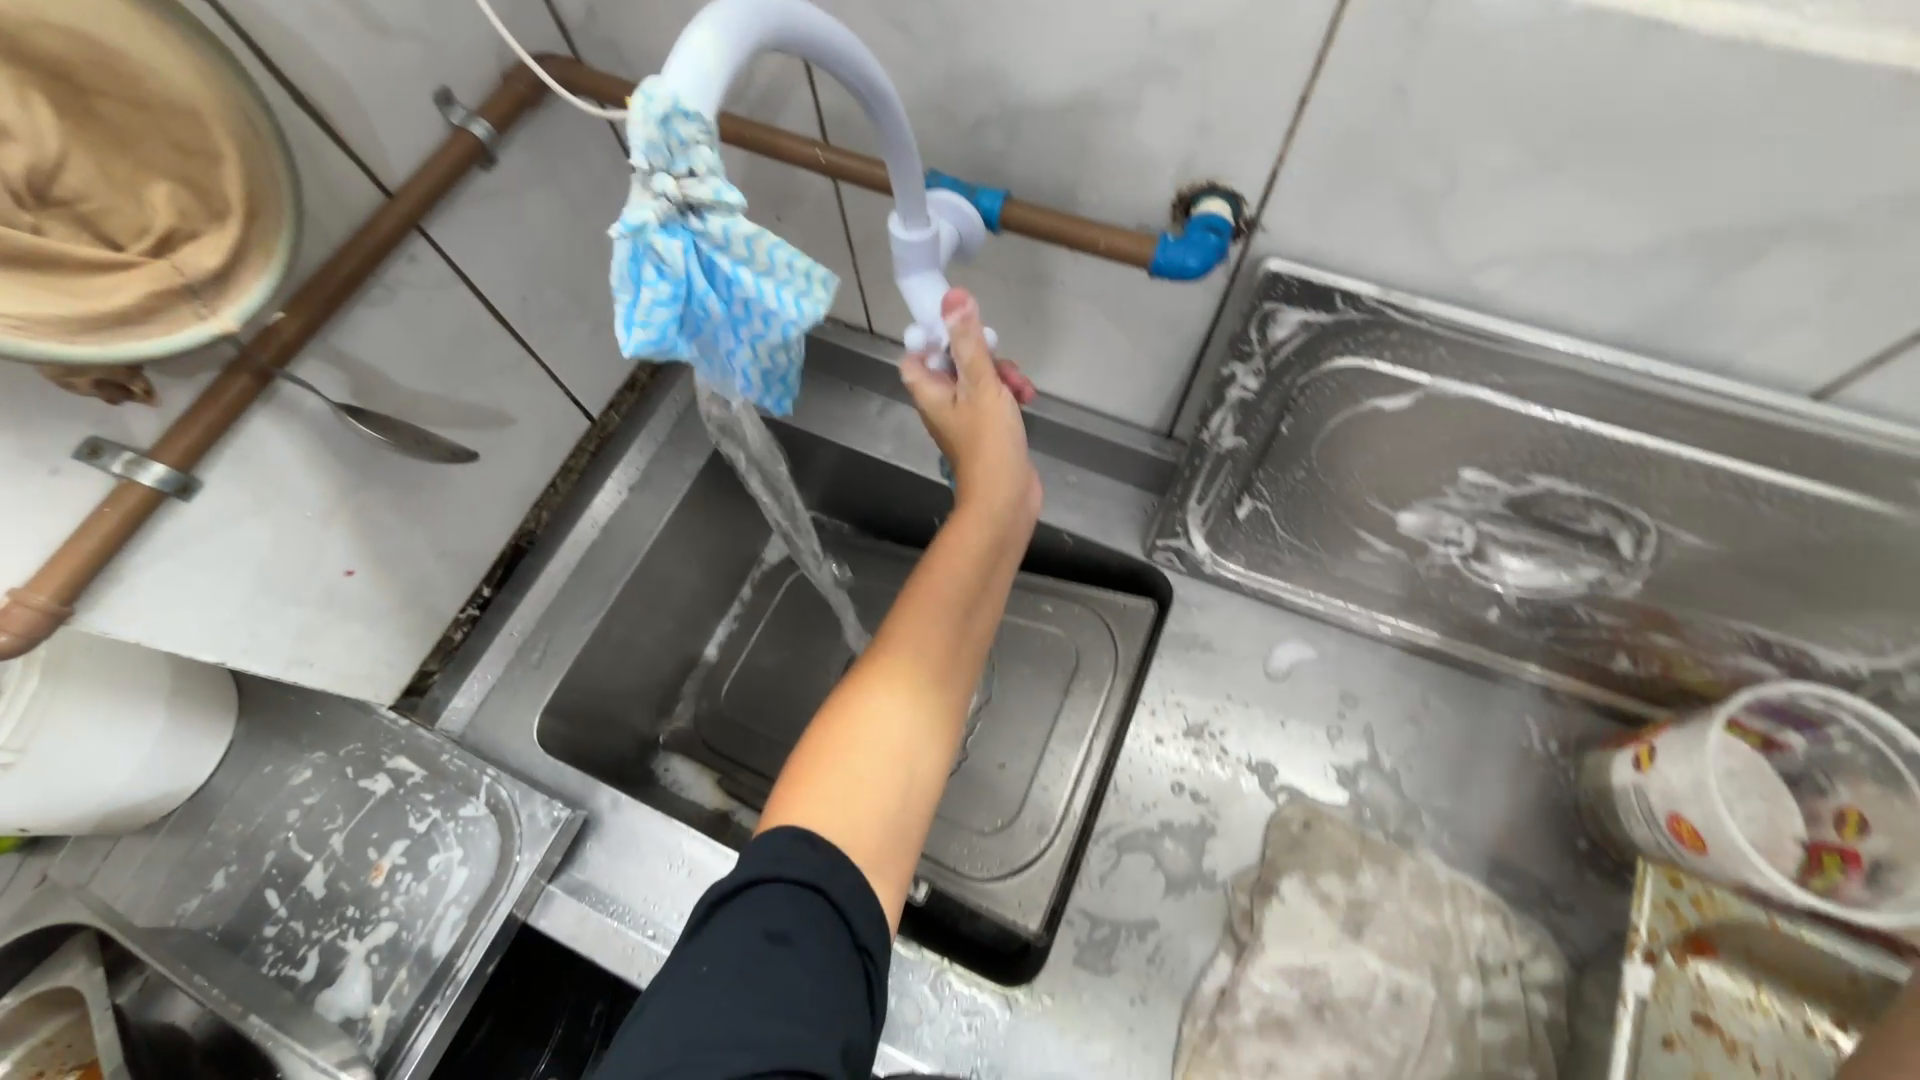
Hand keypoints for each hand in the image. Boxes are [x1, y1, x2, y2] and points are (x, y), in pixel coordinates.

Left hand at [900, 289, 1041, 524]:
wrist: (1006, 496)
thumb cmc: (988, 440)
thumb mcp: (980, 383)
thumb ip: (968, 340)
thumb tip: (952, 297)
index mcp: (929, 391)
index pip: (915, 354)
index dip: (932, 336)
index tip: (958, 325)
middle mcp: (941, 403)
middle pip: (953, 362)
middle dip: (982, 354)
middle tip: (1000, 358)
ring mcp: (964, 418)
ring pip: (978, 379)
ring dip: (1002, 375)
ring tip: (1021, 387)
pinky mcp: (987, 429)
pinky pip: (993, 399)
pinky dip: (1008, 394)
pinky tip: (1027, 399)